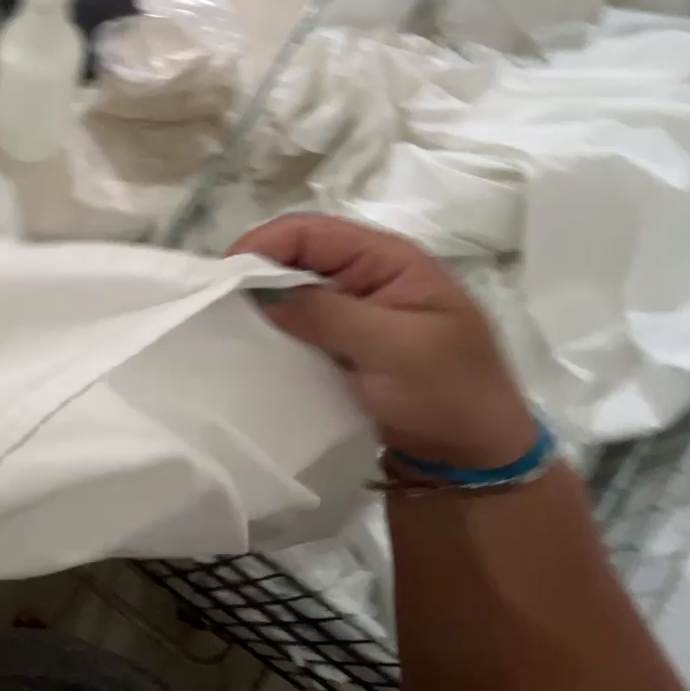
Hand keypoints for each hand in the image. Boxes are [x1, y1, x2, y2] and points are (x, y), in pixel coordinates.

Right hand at [231, 214, 536, 469]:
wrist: (473, 459)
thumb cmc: (449, 396)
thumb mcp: (395, 350)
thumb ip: (329, 314)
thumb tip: (259, 292)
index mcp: (389, 260)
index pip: (311, 231)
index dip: (262, 245)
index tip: (223, 281)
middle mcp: (365, 275)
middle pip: (294, 255)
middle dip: (254, 274)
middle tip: (216, 306)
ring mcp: (351, 309)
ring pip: (289, 290)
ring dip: (259, 304)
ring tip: (226, 326)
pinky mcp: (338, 341)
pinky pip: (294, 323)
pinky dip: (270, 331)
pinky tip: (251, 347)